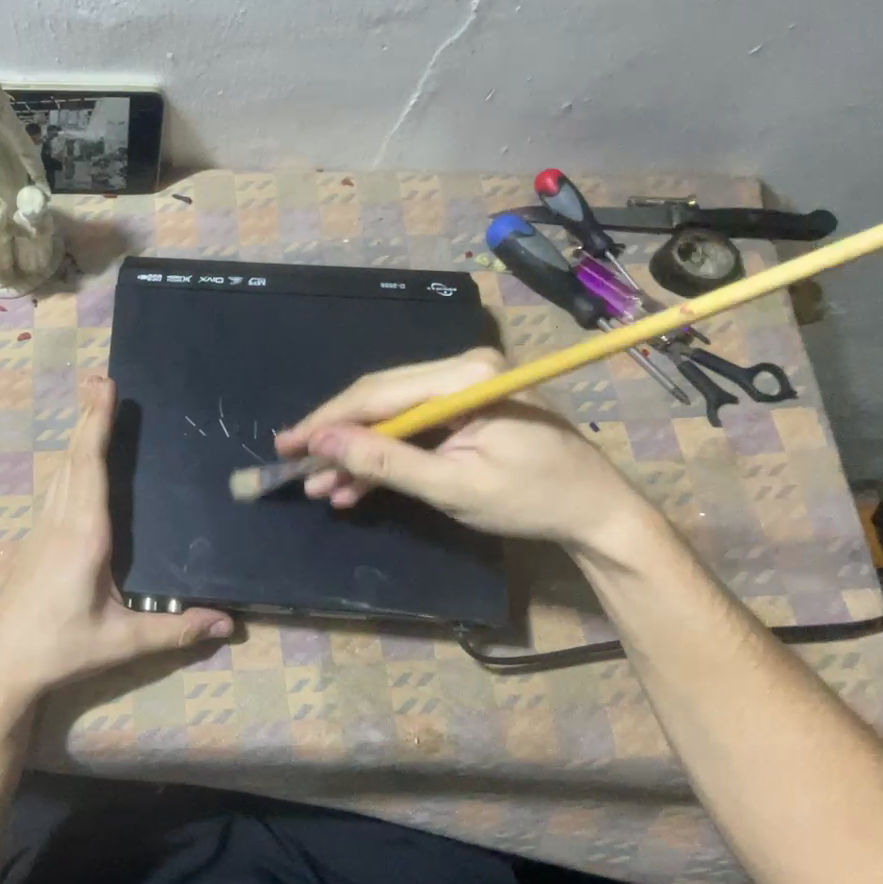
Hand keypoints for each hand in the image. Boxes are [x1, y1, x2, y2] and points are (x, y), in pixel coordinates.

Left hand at [0, 375, 233, 730]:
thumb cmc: (58, 649)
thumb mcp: (120, 642)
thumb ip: (174, 631)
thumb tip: (228, 624)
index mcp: (83, 535)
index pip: (90, 467)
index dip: (97, 424)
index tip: (104, 386)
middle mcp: (60, 522)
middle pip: (73, 459)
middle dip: (88, 418)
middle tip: (101, 381)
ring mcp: (42, 531)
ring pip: (60, 473)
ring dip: (77, 439)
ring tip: (93, 411)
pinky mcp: (36, 543)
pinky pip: (56, 490)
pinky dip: (70, 465)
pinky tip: (78, 468)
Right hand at [272, 348, 651, 548]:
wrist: (597, 514)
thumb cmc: (532, 500)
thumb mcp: (453, 486)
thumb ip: (385, 461)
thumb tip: (322, 443)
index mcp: (467, 377)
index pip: (377, 394)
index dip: (326, 422)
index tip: (286, 446)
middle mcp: (463, 369)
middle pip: (378, 399)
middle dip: (335, 439)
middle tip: (292, 466)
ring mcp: (465, 387)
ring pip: (389, 416)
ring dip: (356, 455)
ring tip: (321, 489)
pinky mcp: (466, 409)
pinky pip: (411, 428)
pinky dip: (383, 457)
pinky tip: (354, 486)